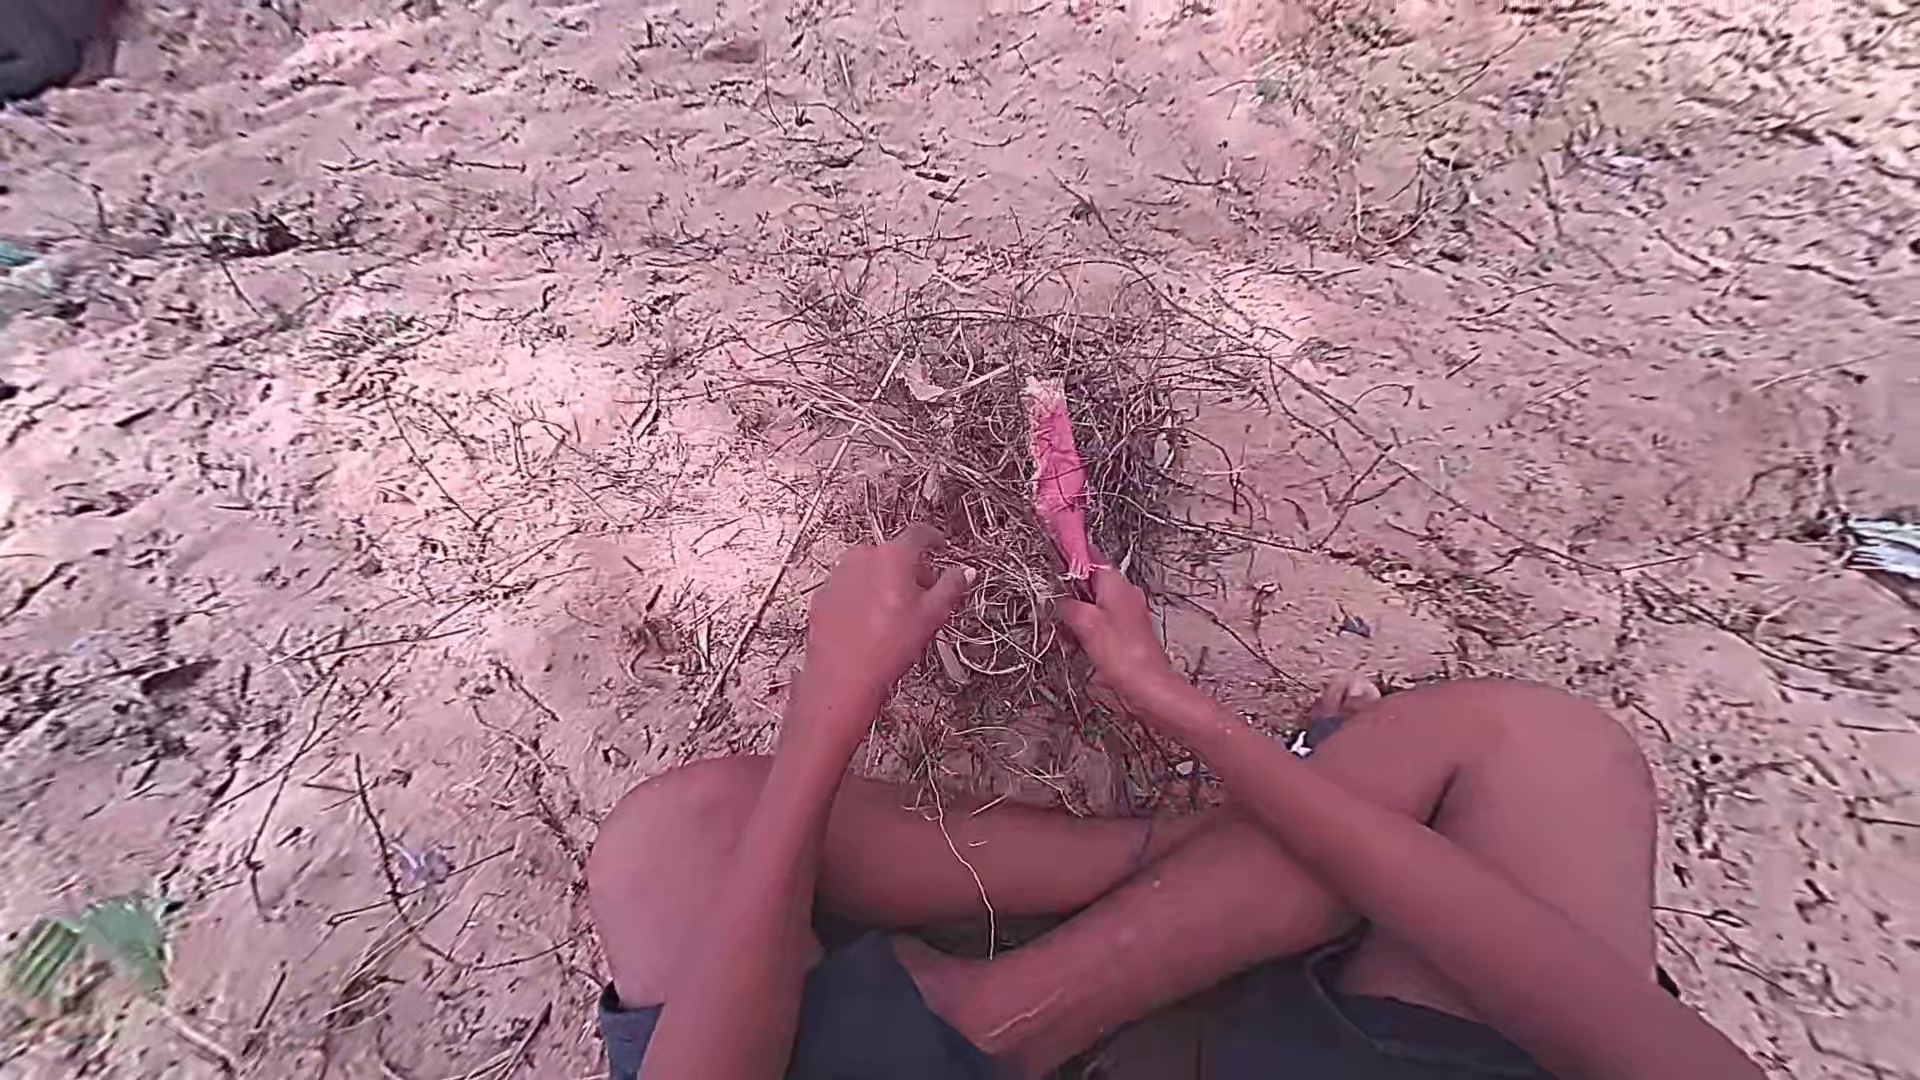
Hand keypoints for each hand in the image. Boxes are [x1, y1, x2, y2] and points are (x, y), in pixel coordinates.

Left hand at [790, 524, 971, 749]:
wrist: (843, 677)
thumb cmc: (887, 647)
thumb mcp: (932, 616)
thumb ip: (952, 587)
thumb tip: (964, 573)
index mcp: (893, 556)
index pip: (919, 533)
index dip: (934, 539)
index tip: (939, 546)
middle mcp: (862, 558)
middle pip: (894, 553)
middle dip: (911, 569)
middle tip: (923, 593)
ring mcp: (839, 575)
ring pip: (870, 569)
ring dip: (885, 581)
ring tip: (896, 613)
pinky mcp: (824, 595)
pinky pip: (850, 586)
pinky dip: (862, 596)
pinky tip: (871, 622)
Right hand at [1055, 567, 1190, 716]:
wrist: (1147, 685)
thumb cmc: (1123, 655)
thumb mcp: (1084, 623)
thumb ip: (1067, 604)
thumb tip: (1057, 599)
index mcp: (1116, 583)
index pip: (1090, 555)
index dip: (1069, 555)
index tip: (1053, 555)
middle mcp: (1124, 593)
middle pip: (1089, 581)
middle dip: (1069, 593)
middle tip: (1056, 606)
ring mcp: (1127, 612)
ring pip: (1093, 603)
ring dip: (1076, 614)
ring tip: (1068, 632)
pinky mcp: (1126, 630)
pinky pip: (1100, 620)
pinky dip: (1087, 628)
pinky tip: (1080, 643)